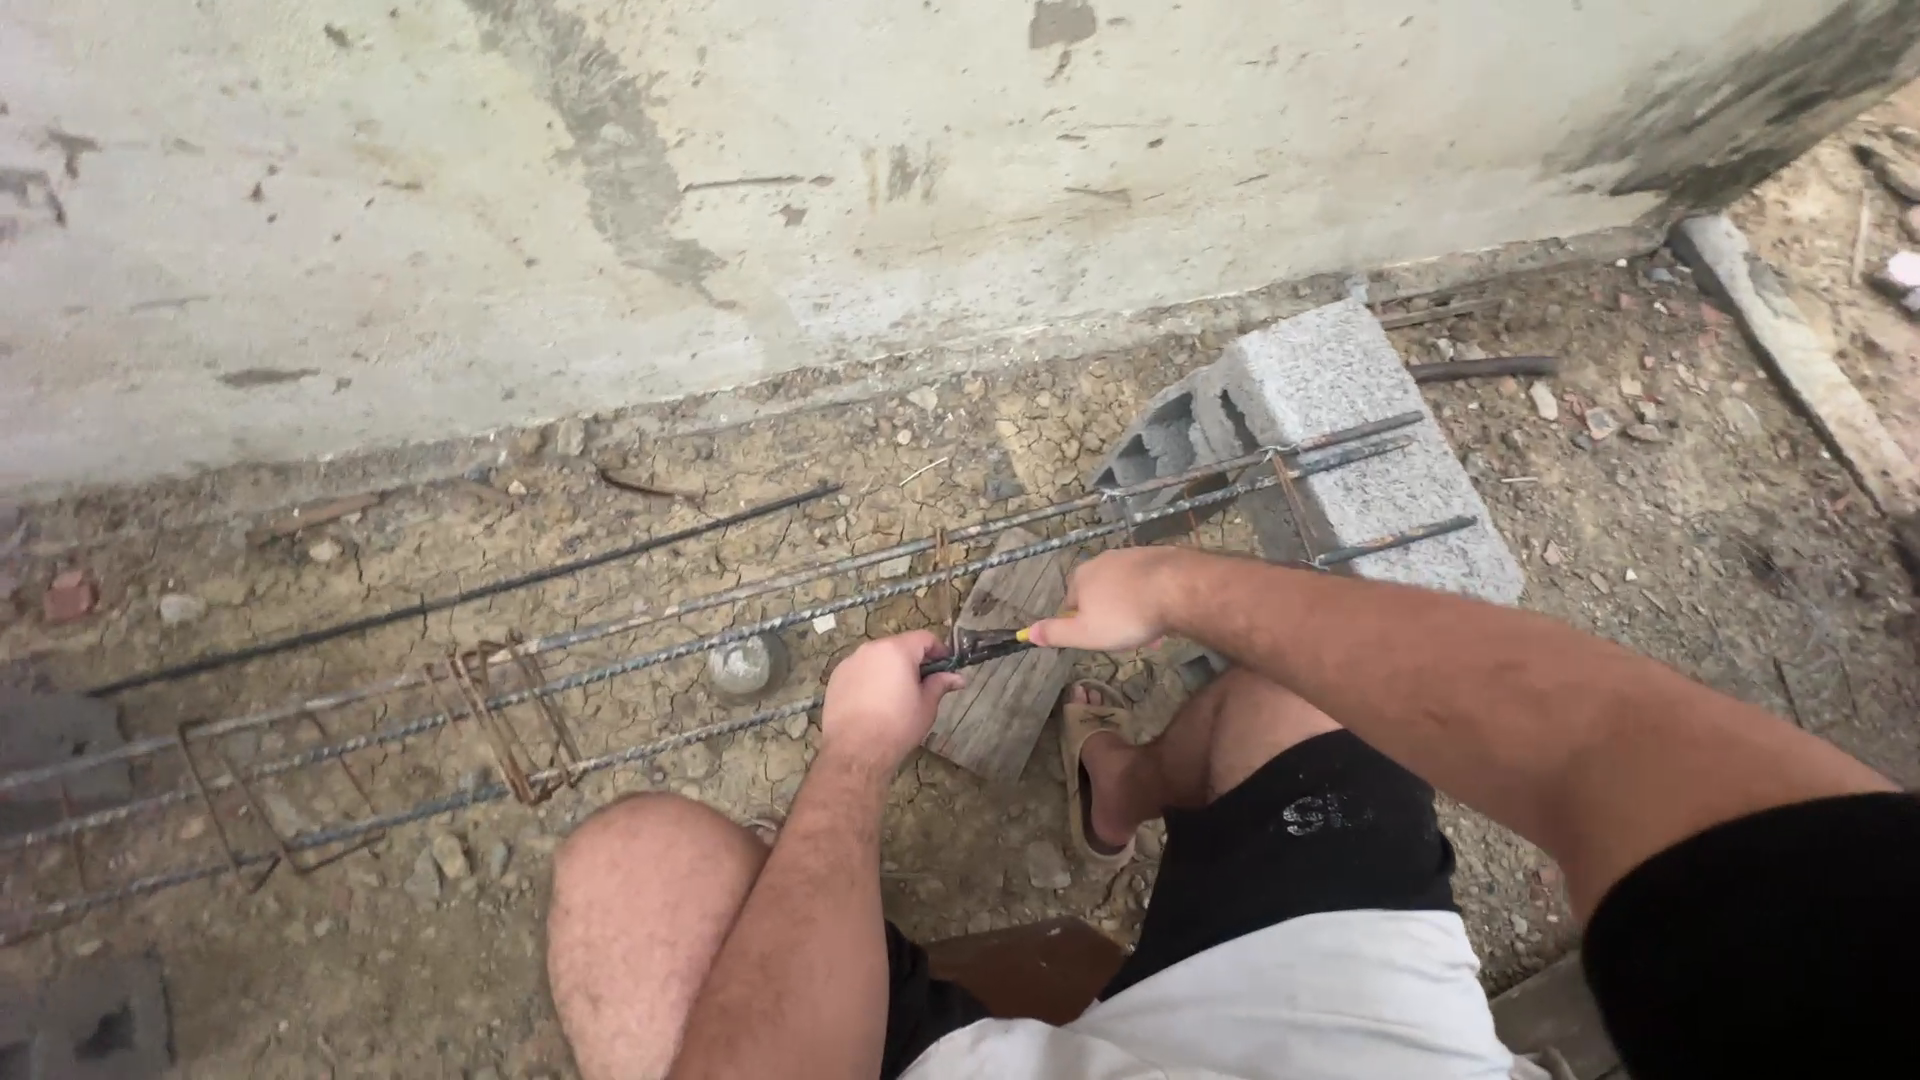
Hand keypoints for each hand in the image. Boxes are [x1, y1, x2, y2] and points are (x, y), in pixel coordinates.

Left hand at [820, 631, 965, 774]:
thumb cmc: (897, 726)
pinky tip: (873, 702)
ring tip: (896, 695)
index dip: (939, 650)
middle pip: (899, 646)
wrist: (855, 750)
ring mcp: (850, 662)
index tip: (946, 666)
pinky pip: (860, 670)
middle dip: (913, 660)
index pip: (924, 638)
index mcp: (897, 650)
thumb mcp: (926, 705)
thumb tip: (958, 678)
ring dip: (890, 669)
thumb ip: (940, 684)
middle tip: (923, 683)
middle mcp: (871, 649)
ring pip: (878, 658)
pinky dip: (870, 678)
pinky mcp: (836, 677)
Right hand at [1025, 547, 1190, 650]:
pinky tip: (1164, 611)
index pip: (1072, 603)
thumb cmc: (1126, 616)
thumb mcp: (1085, 633)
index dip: (1085, 624)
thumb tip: (1028, 632)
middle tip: (1129, 637)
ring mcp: (1130, 555)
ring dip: (1133, 608)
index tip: (1102, 639)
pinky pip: (1147, 581)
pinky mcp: (1156, 555)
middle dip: (1111, 616)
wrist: (1177, 588)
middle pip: (1099, 594)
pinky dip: (1151, 596)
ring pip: (1125, 588)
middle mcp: (1102, 560)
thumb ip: (1056, 633)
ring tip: (1151, 630)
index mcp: (1080, 577)